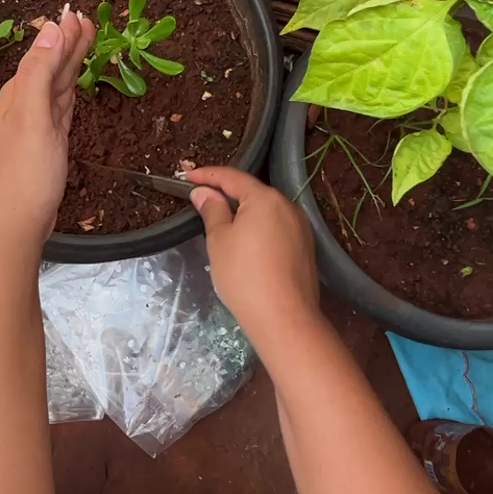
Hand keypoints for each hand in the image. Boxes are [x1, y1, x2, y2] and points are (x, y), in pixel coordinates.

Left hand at [0, 6, 96, 245]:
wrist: (14, 224)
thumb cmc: (24, 173)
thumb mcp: (31, 115)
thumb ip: (39, 72)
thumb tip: (50, 30)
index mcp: (18, 95)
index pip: (43, 55)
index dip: (62, 35)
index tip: (81, 14)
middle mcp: (23, 107)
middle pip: (49, 68)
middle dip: (68, 45)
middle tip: (89, 23)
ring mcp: (35, 127)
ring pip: (56, 87)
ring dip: (70, 65)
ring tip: (85, 43)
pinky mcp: (46, 146)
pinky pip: (59, 109)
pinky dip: (68, 93)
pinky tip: (71, 87)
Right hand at [187, 167, 320, 338]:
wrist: (284, 318)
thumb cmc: (244, 274)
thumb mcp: (219, 239)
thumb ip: (212, 210)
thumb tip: (204, 192)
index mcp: (266, 198)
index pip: (232, 177)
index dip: (207, 175)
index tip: (187, 176)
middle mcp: (288, 206)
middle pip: (252, 193)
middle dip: (226, 194)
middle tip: (201, 200)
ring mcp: (301, 228)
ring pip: (265, 211)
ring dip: (243, 212)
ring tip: (220, 222)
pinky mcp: (305, 248)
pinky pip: (276, 228)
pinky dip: (258, 228)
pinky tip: (245, 242)